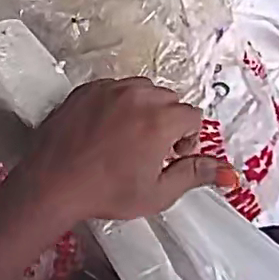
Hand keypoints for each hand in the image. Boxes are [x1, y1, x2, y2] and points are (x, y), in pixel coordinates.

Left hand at [9, 78, 235, 223]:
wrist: (52, 182)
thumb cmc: (103, 191)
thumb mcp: (157, 192)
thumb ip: (194, 174)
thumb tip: (226, 172)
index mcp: (159, 120)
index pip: (192, 115)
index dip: (188, 138)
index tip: (173, 155)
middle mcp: (135, 97)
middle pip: (168, 98)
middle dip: (168, 121)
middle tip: (154, 148)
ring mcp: (106, 90)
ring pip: (141, 88)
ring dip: (144, 107)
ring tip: (131, 136)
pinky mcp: (84, 90)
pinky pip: (113, 87)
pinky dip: (117, 101)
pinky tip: (107, 128)